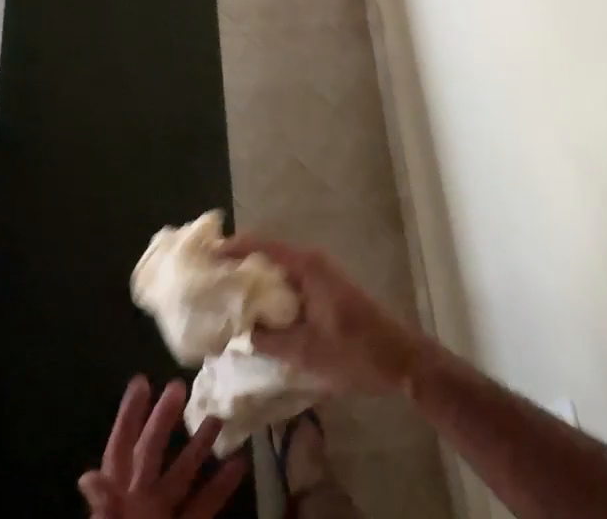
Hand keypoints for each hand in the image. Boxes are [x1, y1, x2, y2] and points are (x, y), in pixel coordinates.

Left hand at [79, 377, 248, 518]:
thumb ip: (104, 510)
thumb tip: (88, 476)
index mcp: (117, 501)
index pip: (120, 450)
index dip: (128, 416)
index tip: (142, 381)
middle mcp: (138, 503)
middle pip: (152, 454)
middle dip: (165, 421)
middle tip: (182, 388)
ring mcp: (162, 518)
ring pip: (181, 477)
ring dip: (198, 448)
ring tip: (218, 419)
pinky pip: (202, 508)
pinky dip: (220, 488)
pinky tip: (240, 465)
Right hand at [219, 235, 433, 394]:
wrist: (403, 362)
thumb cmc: (355, 353)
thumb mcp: (305, 351)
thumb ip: (267, 339)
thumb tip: (236, 331)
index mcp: (307, 267)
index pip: (260, 244)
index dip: (230, 247)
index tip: (203, 256)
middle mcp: (312, 263)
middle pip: (266, 253)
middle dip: (236, 264)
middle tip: (207, 280)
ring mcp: (320, 276)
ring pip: (277, 269)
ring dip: (253, 280)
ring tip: (223, 297)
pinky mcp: (325, 291)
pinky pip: (288, 282)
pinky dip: (269, 292)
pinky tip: (255, 313)